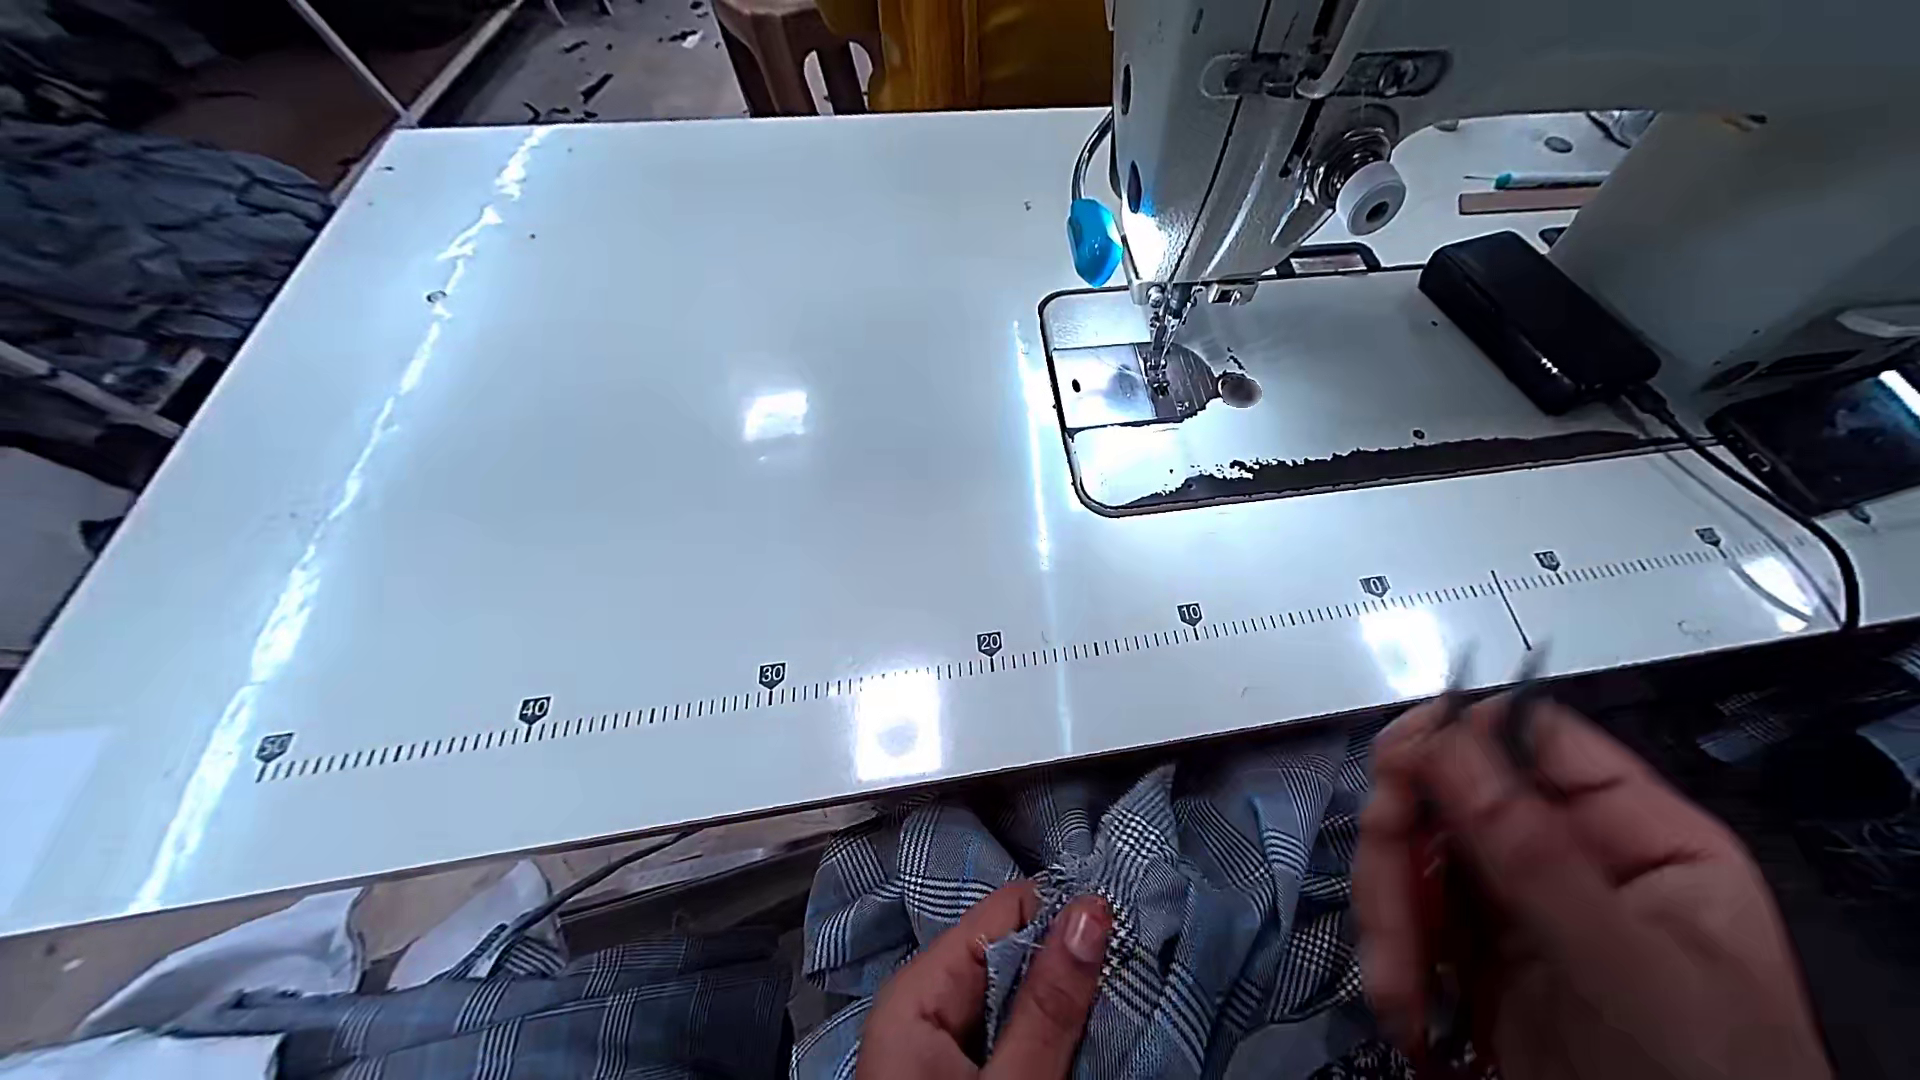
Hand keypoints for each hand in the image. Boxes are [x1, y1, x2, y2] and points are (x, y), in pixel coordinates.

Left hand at [855, 882, 1110, 1079]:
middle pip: (1009, 948)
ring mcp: (938, 1033)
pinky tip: (1081, 1027)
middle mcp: (923, 997)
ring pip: (1014, 988)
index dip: (1063, 912)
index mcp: (916, 988)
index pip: (1001, 912)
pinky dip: (1046, 1024)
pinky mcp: (955, 1064)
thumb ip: (1047, 1005)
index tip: (1121, 919)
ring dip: (1061, 992)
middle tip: (1127, 960)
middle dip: (1064, 954)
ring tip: (1116, 988)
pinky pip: (1008, 1022)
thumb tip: (1091, 910)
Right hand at [1355, 695, 1830, 1079]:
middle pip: (1439, 786)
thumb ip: (1535, 853)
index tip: (1396, 766)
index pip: (1526, 733)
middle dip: (1398, 843)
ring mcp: (1503, 890)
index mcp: (1629, 832)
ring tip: (1398, 985)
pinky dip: (1385, 946)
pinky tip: (1405, 1001)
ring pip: (1402, 843)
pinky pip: (1395, 900)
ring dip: (1385, 909)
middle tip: (1391, 898)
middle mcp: (1557, 845)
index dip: (1452, 734)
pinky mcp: (1460, 934)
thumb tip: (1446, 743)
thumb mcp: (1628, 970)